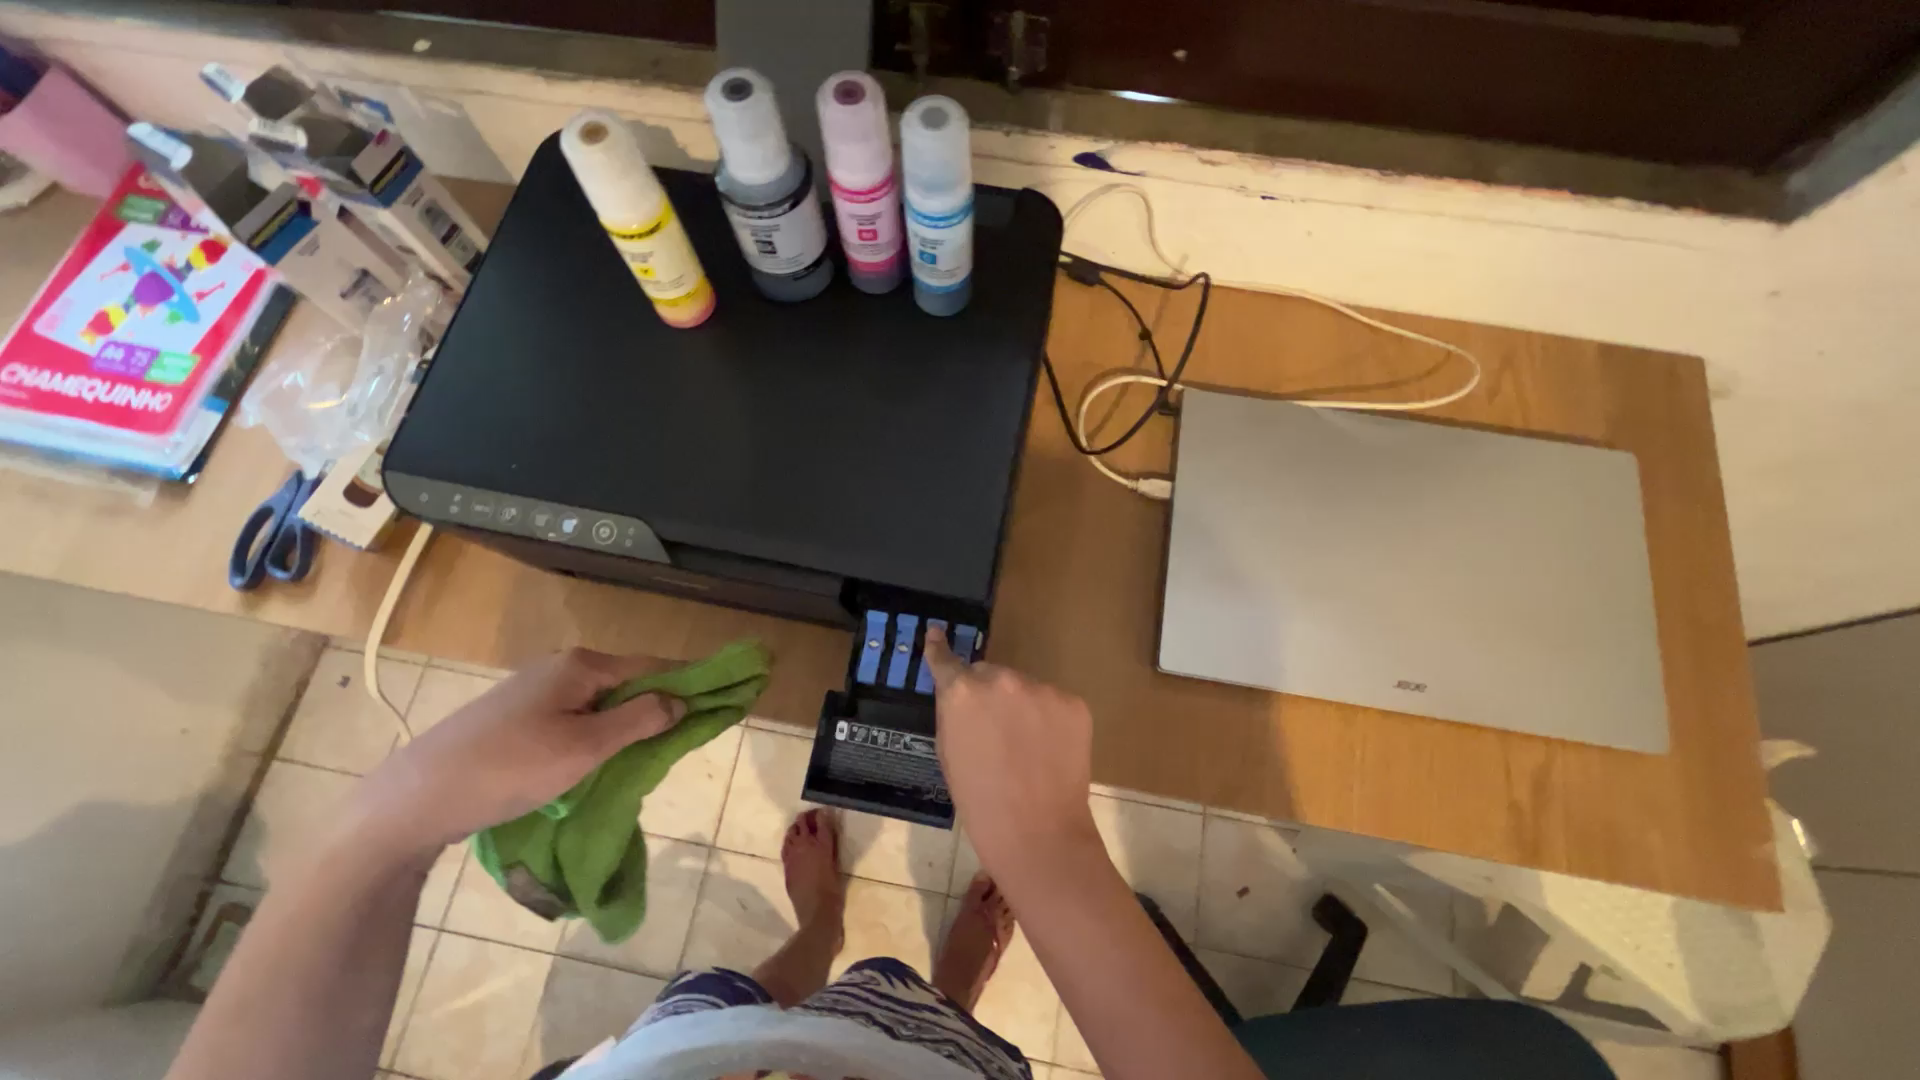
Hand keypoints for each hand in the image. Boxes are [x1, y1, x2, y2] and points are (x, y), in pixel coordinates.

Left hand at [345, 647, 686, 863]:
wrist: (414, 799)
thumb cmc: (508, 769)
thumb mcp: (585, 748)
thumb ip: (639, 720)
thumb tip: (681, 699)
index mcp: (582, 666)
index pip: (655, 665)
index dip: (693, 680)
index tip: (726, 696)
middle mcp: (560, 669)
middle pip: (629, 682)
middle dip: (661, 706)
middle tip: (687, 739)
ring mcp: (534, 692)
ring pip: (602, 704)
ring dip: (629, 725)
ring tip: (649, 756)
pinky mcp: (516, 718)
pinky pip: (576, 718)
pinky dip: (600, 734)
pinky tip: (601, 762)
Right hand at [923, 625, 1100, 882]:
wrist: (1037, 831)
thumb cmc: (979, 800)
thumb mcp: (948, 753)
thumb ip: (954, 714)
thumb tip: (961, 695)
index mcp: (962, 692)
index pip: (946, 661)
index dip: (939, 648)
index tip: (937, 633)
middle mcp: (1002, 680)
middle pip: (990, 675)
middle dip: (988, 695)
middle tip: (993, 733)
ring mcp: (1042, 689)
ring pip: (1025, 690)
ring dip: (1021, 708)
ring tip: (1025, 751)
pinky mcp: (1073, 703)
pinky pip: (1053, 704)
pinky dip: (1049, 721)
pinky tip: (1048, 752)